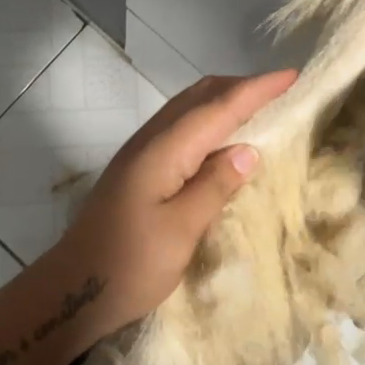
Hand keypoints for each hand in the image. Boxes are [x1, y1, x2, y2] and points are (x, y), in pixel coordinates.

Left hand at [51, 70, 297, 335]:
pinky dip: (207, 122)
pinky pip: (179, 129)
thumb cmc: (129, 266)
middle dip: (240, 87)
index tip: (292, 75)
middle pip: (198, 97)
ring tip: (260, 109)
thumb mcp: (180, 232)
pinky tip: (222, 141)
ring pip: (187, 110)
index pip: (217, 108)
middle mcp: (149, 142)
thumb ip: (214, 187)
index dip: (255, 90)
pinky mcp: (137, 171)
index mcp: (162, 151)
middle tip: (281, 92)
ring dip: (222, 102)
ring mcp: (139, 155)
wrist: (72, 290)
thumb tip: (247, 151)